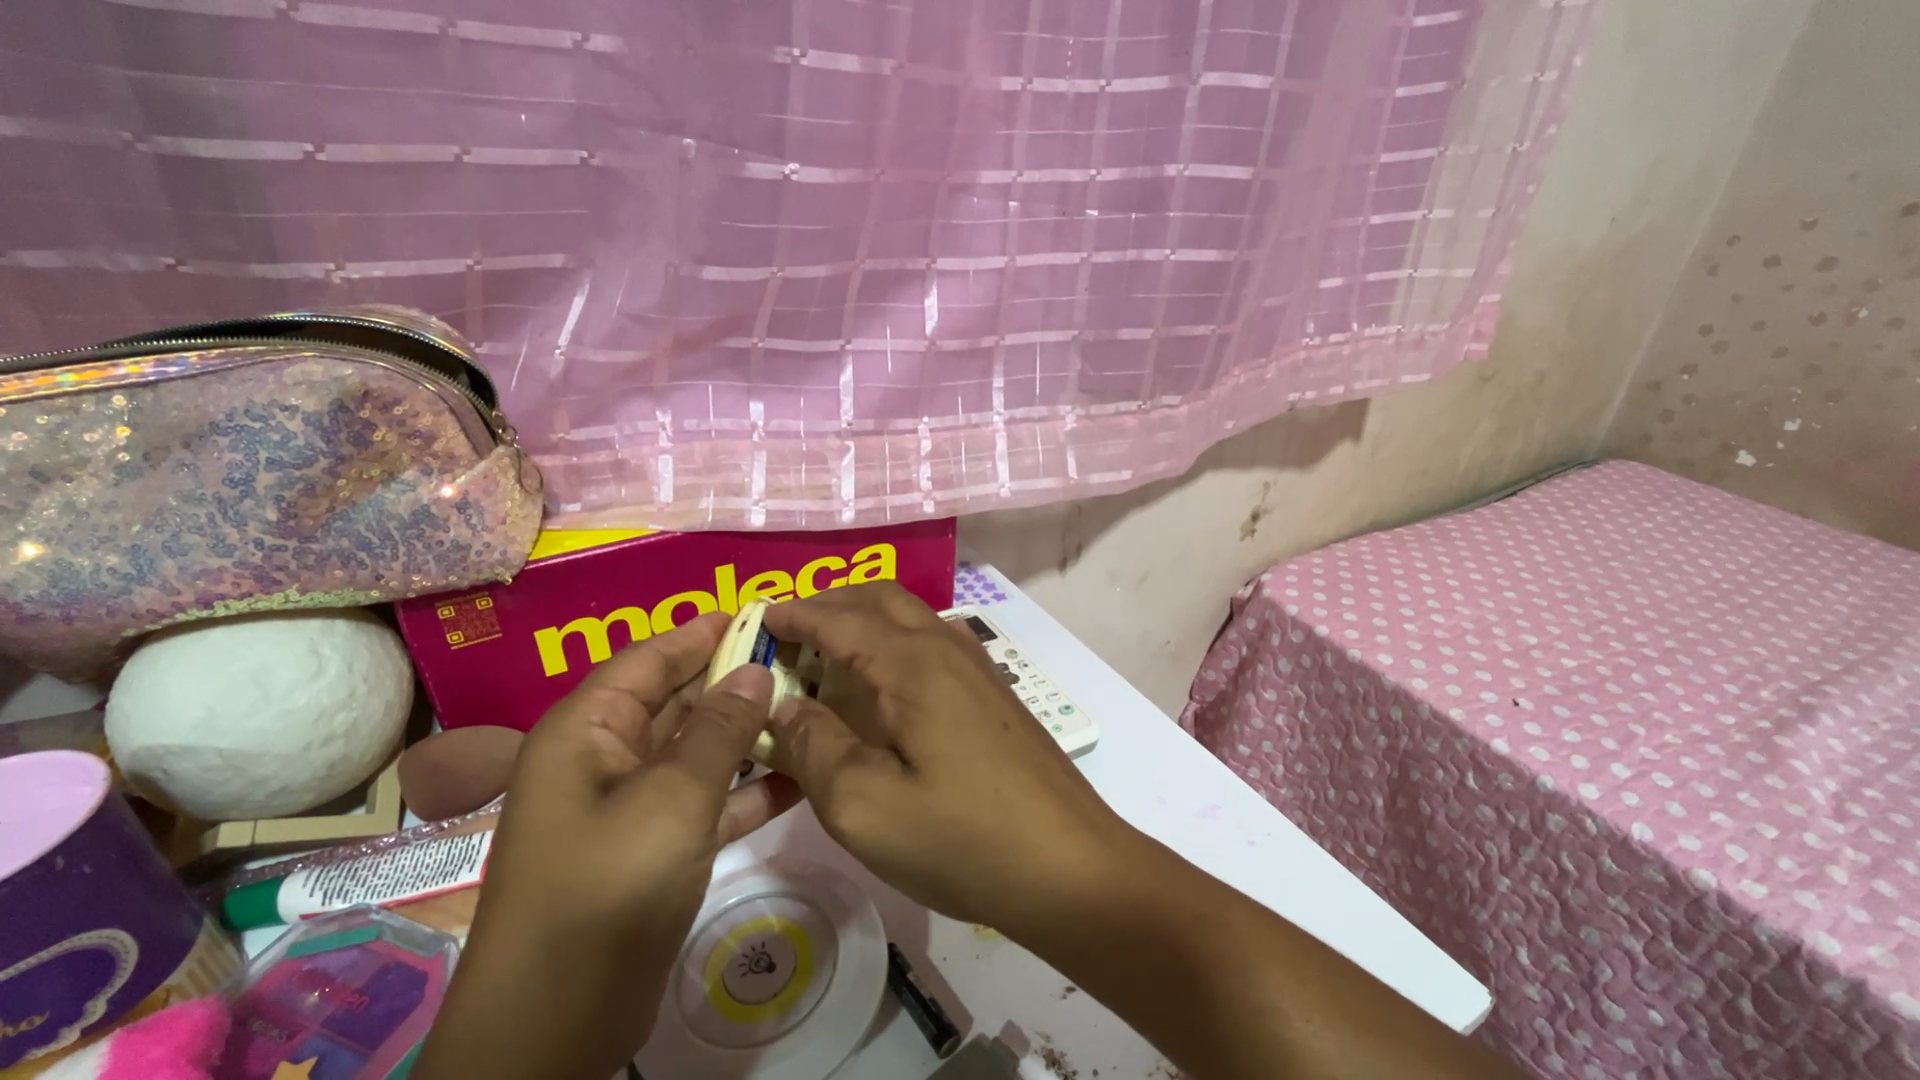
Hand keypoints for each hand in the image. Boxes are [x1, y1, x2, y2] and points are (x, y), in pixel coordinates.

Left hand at [414, 613, 799, 1079]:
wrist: (559, 1013)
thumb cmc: (608, 884)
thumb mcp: (672, 797)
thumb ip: (719, 730)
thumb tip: (755, 671)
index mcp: (588, 729)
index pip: (649, 660)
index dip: (701, 633)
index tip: (760, 612)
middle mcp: (606, 758)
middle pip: (676, 702)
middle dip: (734, 681)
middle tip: (803, 660)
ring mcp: (631, 808)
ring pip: (697, 753)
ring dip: (748, 735)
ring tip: (813, 708)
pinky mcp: (656, 850)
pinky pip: (707, 802)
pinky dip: (748, 790)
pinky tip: (802, 776)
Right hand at [761, 583, 1132, 931]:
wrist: (1070, 869)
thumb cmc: (962, 839)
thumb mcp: (863, 806)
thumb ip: (814, 747)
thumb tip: (788, 707)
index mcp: (912, 664)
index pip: (839, 618)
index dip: (793, 615)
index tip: (754, 621)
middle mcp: (948, 649)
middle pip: (881, 599)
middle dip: (829, 605)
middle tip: (787, 637)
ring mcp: (979, 671)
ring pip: (912, 619)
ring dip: (864, 623)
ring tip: (826, 660)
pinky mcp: (994, 697)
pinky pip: (933, 647)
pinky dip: (894, 646)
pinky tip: (882, 692)